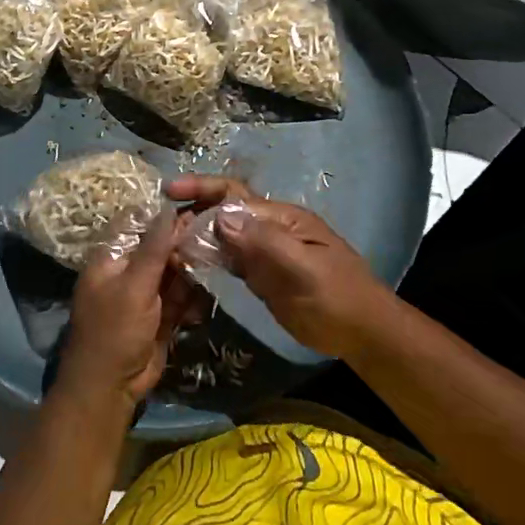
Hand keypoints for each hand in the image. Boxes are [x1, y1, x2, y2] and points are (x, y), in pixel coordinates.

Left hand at [55, 212, 201, 406]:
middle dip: (184, 243)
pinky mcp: (159, 315)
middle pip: (160, 247)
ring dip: (191, 268)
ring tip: (216, 258)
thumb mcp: (135, 284)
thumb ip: (155, 247)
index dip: (165, 216)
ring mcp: (144, 294)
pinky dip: (192, 294)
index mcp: (111, 257)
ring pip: (173, 272)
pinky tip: (208, 288)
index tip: (196, 206)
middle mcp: (127, 271)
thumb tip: (170, 209)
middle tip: (213, 236)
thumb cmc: (115, 329)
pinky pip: (179, 296)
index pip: (139, 224)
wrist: (110, 387)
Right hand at [168, 176, 394, 358]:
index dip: (202, 190)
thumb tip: (220, 215)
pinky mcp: (260, 273)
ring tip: (167, 245)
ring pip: (223, 234)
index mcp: (281, 218)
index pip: (234, 196)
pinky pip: (228, 257)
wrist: (362, 333)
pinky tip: (188, 264)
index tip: (169, 191)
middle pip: (224, 209)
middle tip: (162, 230)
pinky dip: (207, 257)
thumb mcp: (303, 269)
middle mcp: (269, 227)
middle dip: (193, 211)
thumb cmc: (337, 298)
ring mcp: (264, 250)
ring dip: (196, 235)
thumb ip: (264, 242)